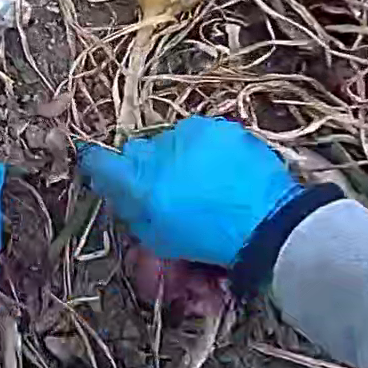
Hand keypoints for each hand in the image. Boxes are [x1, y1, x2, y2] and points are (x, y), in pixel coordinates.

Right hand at [78, 116, 298, 266]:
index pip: (99, 161)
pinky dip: (203, 150)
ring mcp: (191, 133)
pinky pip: (200, 136)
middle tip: (164, 187)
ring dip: (175, 156)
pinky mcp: (219, 126)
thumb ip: (133, 213)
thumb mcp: (160, 239)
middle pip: (136, 150)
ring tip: (199, 180)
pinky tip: (221, 171)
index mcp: (139, 180)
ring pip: (169, 140)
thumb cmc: (210, 240)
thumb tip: (120, 196)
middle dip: (144, 166)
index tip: (104, 174)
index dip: (98, 167)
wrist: (269, 223)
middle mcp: (159, 149)